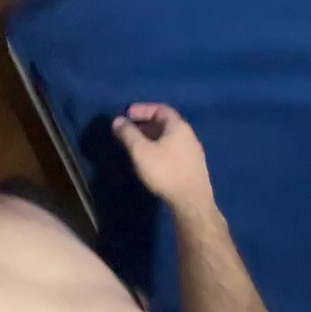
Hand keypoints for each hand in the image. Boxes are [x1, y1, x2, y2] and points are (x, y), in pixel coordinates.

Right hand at [112, 103, 215, 218]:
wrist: (192, 202)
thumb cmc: (165, 171)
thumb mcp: (141, 151)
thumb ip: (128, 133)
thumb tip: (117, 120)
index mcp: (178, 126)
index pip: (160, 109)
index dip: (142, 109)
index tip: (127, 114)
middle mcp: (189, 135)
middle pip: (165, 123)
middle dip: (145, 124)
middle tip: (128, 130)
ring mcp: (193, 152)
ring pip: (169, 138)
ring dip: (151, 138)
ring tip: (136, 146)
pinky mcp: (193, 167)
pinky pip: (173, 150)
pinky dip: (159, 149)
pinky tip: (150, 161)